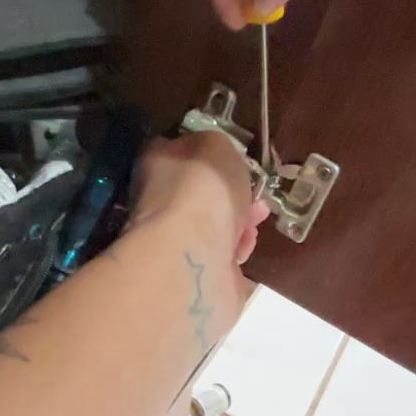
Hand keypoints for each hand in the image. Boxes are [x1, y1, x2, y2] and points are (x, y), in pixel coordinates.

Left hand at [130, 130, 270, 265]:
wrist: (195, 254)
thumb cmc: (203, 189)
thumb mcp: (215, 145)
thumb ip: (215, 146)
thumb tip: (213, 155)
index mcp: (156, 164)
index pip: (178, 153)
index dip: (208, 155)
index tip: (233, 159)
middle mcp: (158, 202)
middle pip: (200, 194)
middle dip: (232, 193)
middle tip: (254, 192)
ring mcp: (174, 240)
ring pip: (213, 226)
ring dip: (240, 221)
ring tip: (259, 216)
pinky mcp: (192, 271)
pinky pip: (220, 254)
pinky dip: (236, 248)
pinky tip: (246, 244)